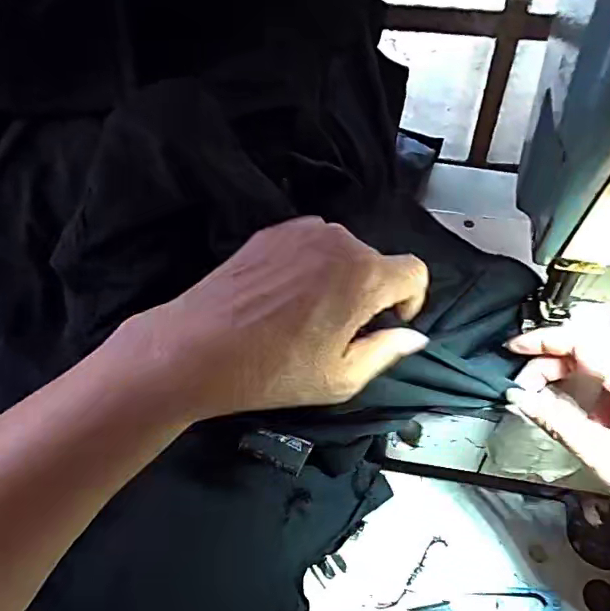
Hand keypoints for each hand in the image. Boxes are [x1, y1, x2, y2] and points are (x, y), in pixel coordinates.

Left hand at [113, 217, 429, 419]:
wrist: (195, 348)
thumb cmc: (272, 371)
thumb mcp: (340, 378)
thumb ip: (387, 352)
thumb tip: (412, 336)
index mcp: (364, 275)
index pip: (414, 271)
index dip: (411, 300)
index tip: (389, 323)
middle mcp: (338, 241)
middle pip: (376, 262)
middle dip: (370, 295)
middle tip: (339, 333)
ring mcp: (300, 231)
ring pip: (341, 253)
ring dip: (339, 279)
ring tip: (306, 318)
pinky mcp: (270, 233)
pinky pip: (308, 246)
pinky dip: (309, 268)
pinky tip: (282, 301)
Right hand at [507, 322, 609, 571]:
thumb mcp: (605, 459)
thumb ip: (558, 422)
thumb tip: (523, 399)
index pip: (583, 338)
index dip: (542, 341)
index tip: (514, 349)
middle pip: (593, 344)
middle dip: (553, 362)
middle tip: (526, 388)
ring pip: (606, 360)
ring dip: (572, 377)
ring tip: (550, 407)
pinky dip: (594, 390)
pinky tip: (584, 416)